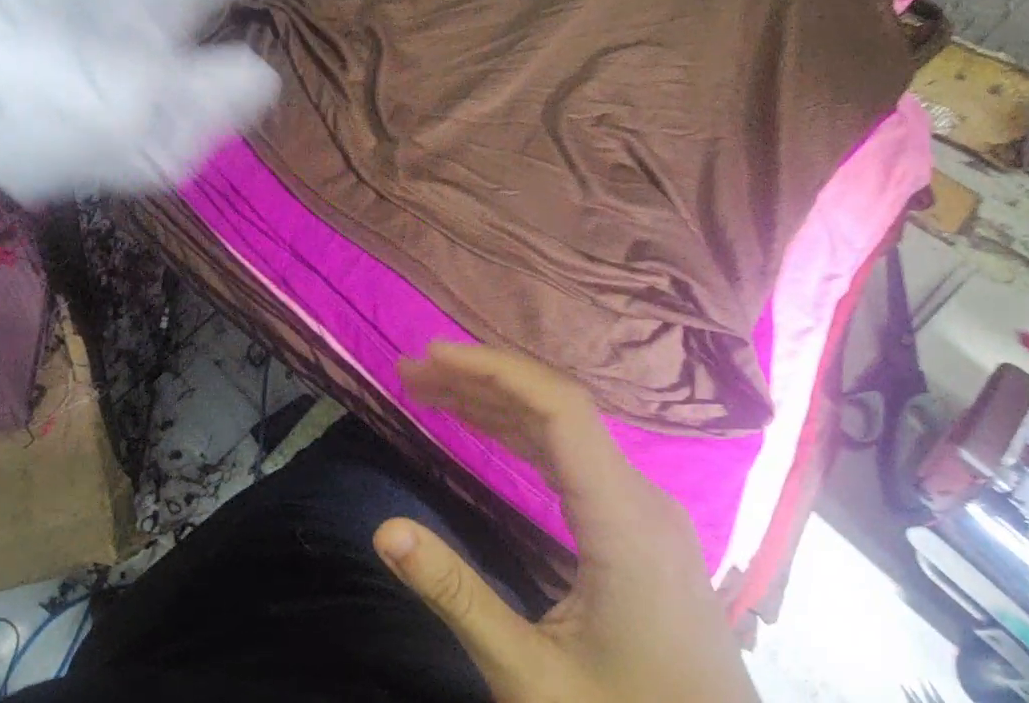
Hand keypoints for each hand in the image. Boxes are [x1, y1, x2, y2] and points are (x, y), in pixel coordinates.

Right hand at [373, 344, 759, 702]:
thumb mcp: (530, 674)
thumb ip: (457, 596)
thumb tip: (382, 529)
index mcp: (625, 522)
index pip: (560, 410)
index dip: (493, 370)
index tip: (430, 356)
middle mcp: (643, 502)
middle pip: (559, 411)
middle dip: (480, 381)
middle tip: (410, 373)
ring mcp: (647, 517)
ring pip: (567, 432)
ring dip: (496, 404)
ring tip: (431, 391)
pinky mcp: (641, 533)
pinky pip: (577, 460)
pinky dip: (522, 434)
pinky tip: (486, 431)